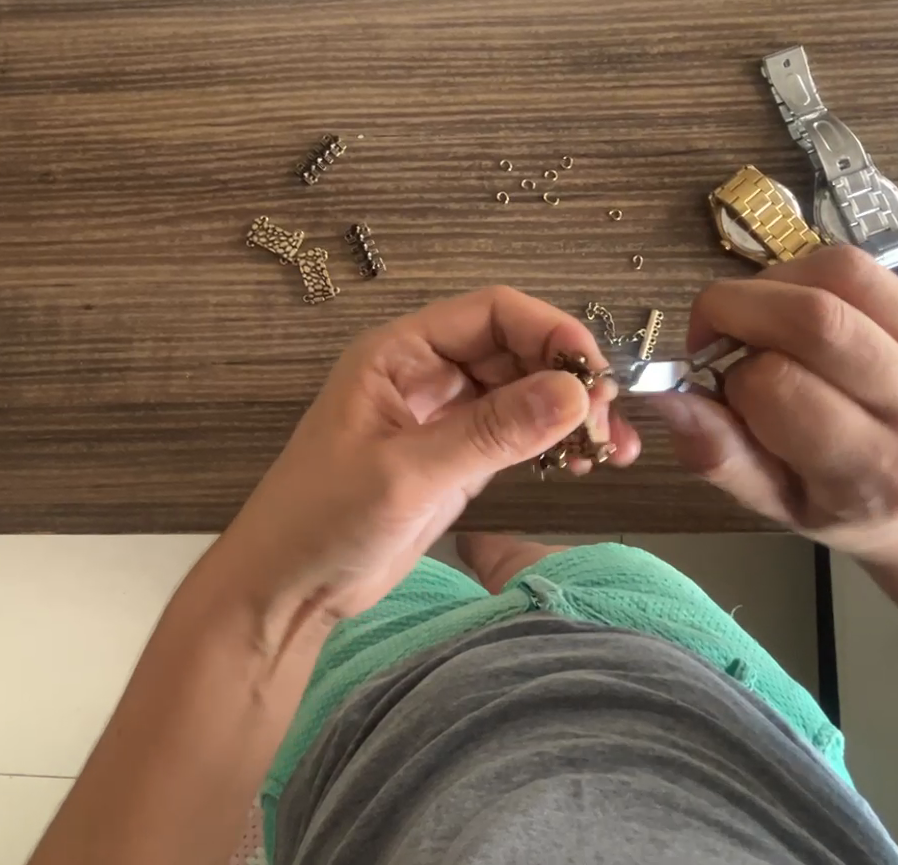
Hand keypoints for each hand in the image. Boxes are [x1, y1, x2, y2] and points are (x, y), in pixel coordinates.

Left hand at [215, 287, 639, 625]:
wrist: (289, 584)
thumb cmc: (323, 518)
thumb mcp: (407, 472)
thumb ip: (491, 431)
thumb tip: (576, 393)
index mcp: (399, 352)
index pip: (491, 313)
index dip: (549, 332)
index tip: (596, 376)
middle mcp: (423, 373)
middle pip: (513, 349)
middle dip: (566, 378)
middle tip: (608, 427)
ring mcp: (441, 416)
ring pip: (520, 391)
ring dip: (566, 412)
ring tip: (608, 452)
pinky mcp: (454, 458)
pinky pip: (513, 433)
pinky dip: (549, 442)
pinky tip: (578, 465)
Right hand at [651, 245, 897, 570]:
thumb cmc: (835, 504)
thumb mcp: (767, 502)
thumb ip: (715, 452)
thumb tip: (662, 395)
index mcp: (874, 470)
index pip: (776, 385)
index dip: (729, 375)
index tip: (718, 387)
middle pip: (817, 317)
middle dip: (737, 307)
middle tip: (714, 329)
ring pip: (844, 273)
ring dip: (776, 282)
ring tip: (760, 316)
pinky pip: (870, 270)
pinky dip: (816, 278)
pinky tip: (811, 315)